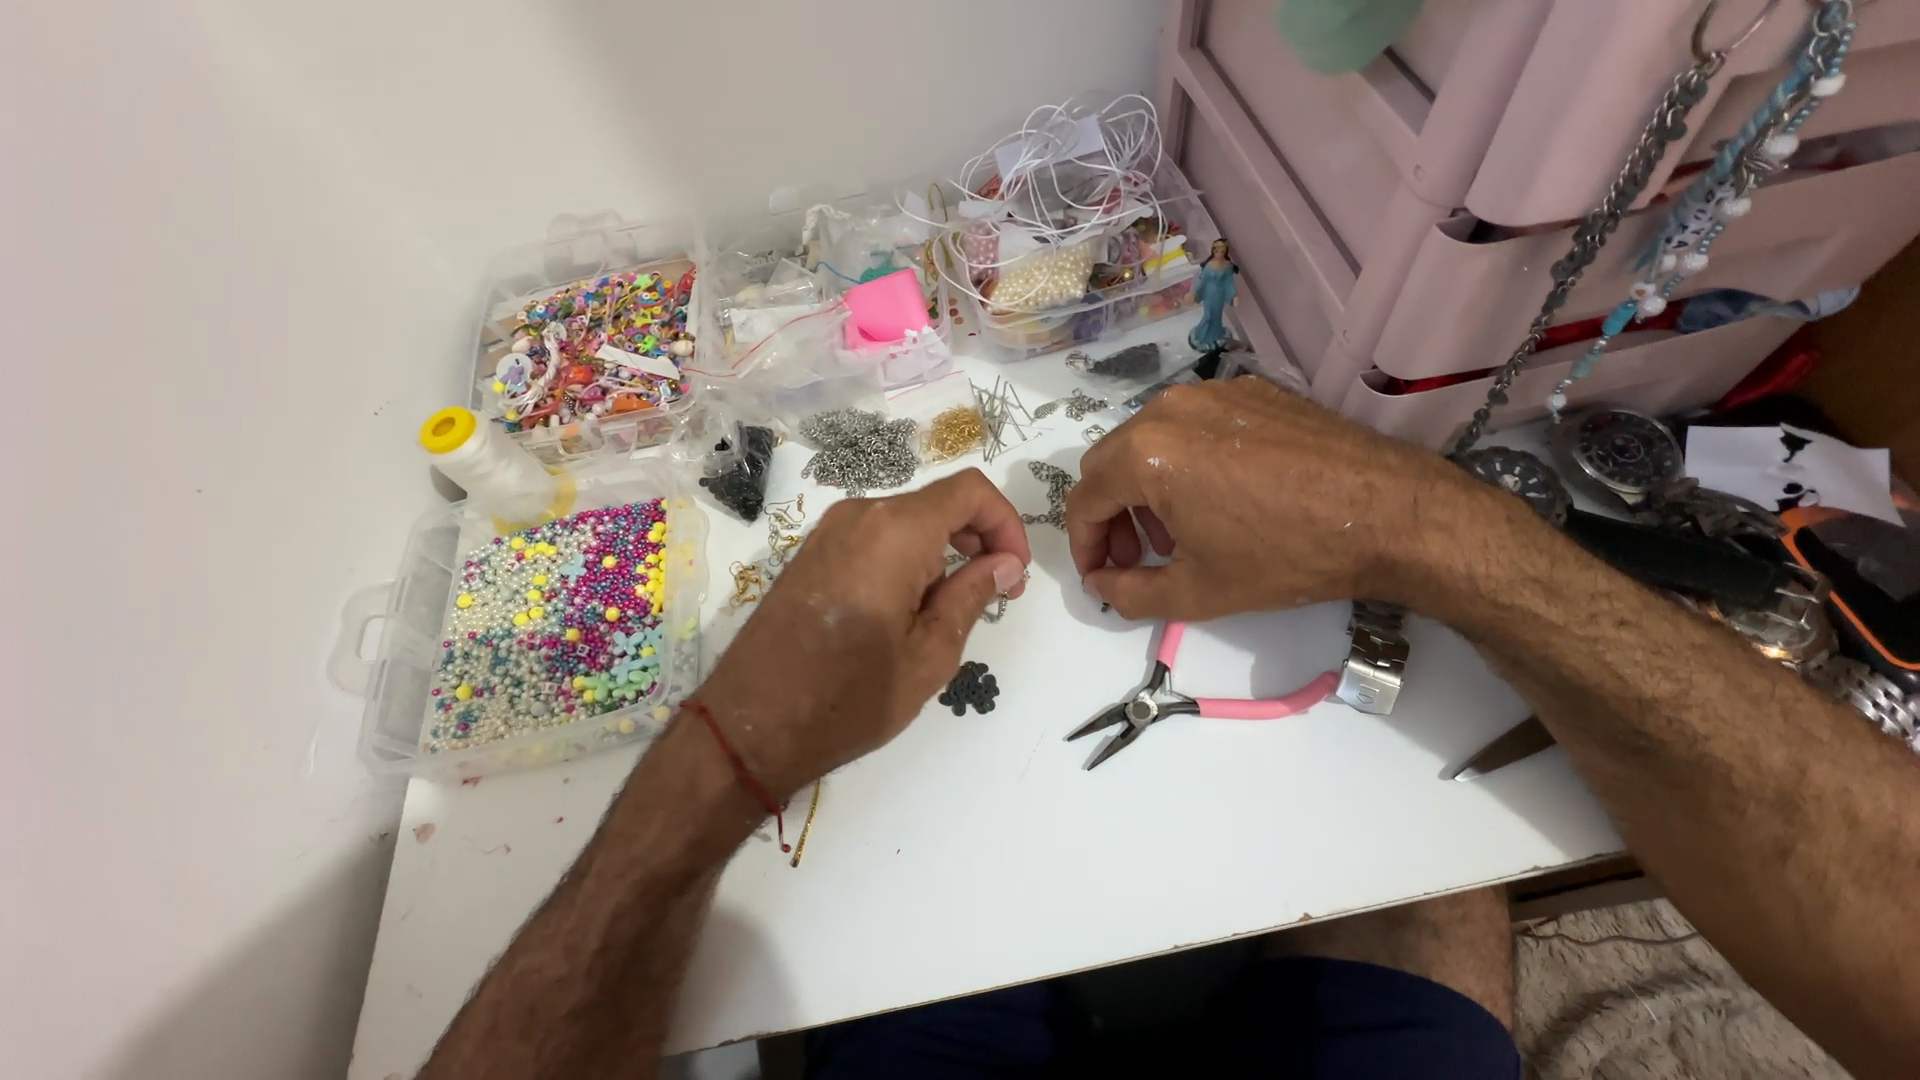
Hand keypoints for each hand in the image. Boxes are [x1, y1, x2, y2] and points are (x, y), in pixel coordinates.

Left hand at [694, 468, 1030, 795]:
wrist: (750, 727)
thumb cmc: (848, 697)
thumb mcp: (930, 654)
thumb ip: (972, 596)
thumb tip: (1004, 563)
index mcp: (894, 531)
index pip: (970, 491)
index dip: (1005, 524)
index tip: (1014, 574)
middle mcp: (859, 516)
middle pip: (938, 503)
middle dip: (978, 540)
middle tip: (995, 594)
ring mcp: (828, 533)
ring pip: (907, 522)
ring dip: (942, 554)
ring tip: (949, 612)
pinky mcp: (811, 555)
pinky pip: (875, 539)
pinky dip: (907, 560)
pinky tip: (907, 611)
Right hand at [1067, 376, 1475, 620]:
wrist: (1390, 513)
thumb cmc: (1285, 555)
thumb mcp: (1197, 591)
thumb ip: (1129, 593)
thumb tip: (1101, 585)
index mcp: (1146, 453)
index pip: (1085, 498)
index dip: (1084, 545)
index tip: (1100, 575)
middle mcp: (1169, 409)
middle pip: (1110, 463)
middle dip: (1113, 515)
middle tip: (1139, 556)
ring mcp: (1212, 393)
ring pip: (1148, 441)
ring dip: (1146, 488)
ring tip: (1182, 531)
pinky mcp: (1251, 391)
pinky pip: (1192, 426)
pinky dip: (1184, 462)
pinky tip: (1221, 497)